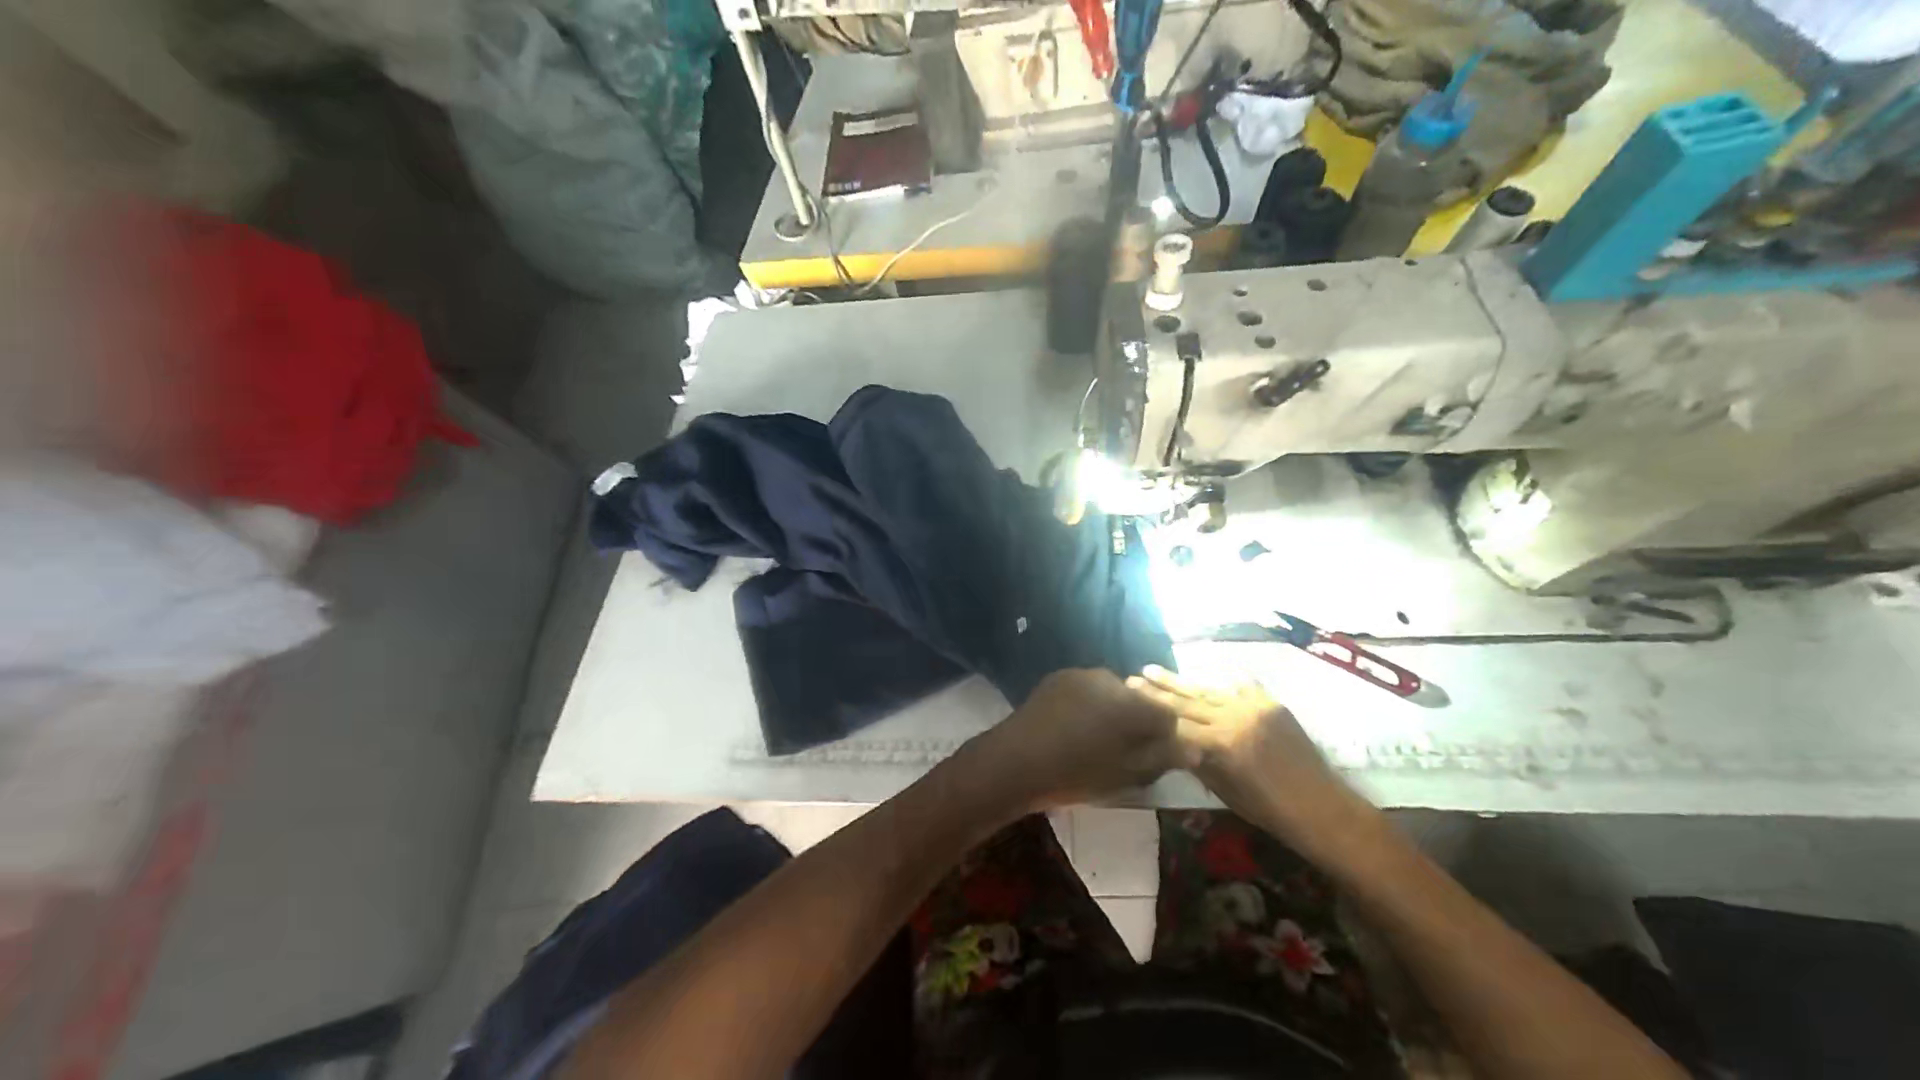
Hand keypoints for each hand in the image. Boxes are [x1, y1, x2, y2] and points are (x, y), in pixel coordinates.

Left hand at [970, 668, 1185, 811]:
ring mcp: (1082, 674)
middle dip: (1137, 722)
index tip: (1151, 758)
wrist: (1015, 761)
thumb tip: (1193, 749)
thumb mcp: (1126, 775)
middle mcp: (1112, 680)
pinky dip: (1088, 705)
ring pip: (1112, 693)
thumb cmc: (1075, 774)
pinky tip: (1072, 728)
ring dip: (1112, 712)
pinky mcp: (1059, 677)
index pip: (1167, 716)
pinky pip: (1086, 690)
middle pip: (1139, 701)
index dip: (1165, 738)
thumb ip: (1163, 758)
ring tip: (1094, 740)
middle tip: (1122, 752)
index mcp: (1133, 705)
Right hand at [1127, 665, 1379, 860]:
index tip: (1128, 695)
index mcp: (1221, 742)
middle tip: (1134, 677)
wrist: (1323, 808)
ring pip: (1210, 690)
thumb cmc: (1270, 811)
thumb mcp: (1224, 790)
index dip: (1149, 708)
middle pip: (1188, 699)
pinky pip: (1241, 688)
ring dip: (1183, 682)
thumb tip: (1173, 742)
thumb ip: (1197, 760)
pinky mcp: (1272, 705)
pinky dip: (1222, 684)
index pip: (1175, 721)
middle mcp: (1236, 716)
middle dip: (1159, 689)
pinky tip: (1208, 675)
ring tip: (1155, 670)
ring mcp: (1256, 706)